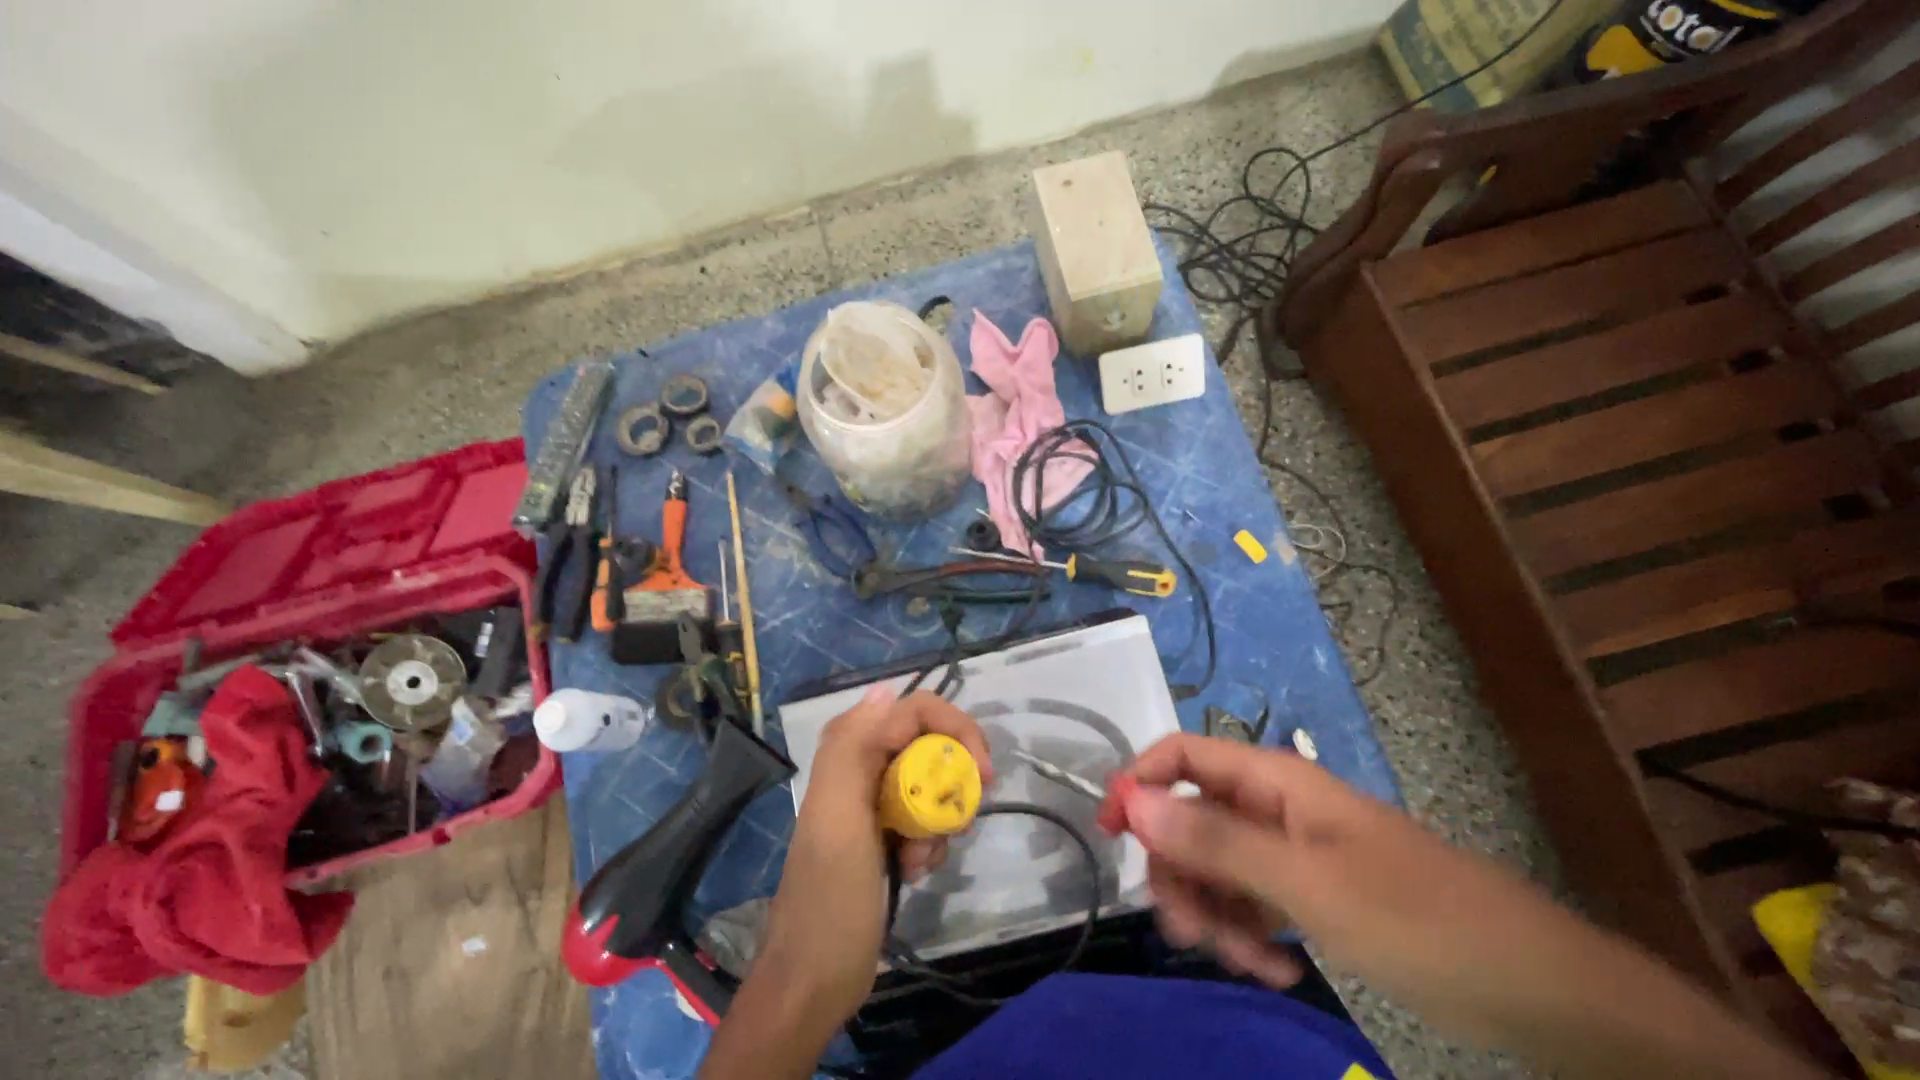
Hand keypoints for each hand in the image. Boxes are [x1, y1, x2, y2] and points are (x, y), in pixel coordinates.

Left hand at [757, 686, 993, 1022]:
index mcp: (847, 754)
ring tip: (918, 860)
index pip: (914, 711)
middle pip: (929, 747)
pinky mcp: (885, 840)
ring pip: (933, 787)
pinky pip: (926, 823)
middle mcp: (860, 771)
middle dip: (950, 783)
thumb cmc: (831, 897)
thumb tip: (885, 689)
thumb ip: (852, 748)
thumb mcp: (838, 818)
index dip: (955, 730)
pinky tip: (914, 873)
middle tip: (958, 820)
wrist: (816, 976)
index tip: (984, 772)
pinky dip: (931, 846)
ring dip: (939, 823)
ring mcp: (874, 807)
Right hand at [1099, 733, 1548, 1006]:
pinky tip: (1279, 971)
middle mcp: (1275, 808)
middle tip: (1193, 932)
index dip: (1139, 783)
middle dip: (1182, 875)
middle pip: (1190, 821)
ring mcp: (1292, 854)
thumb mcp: (1306, 882)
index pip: (1182, 755)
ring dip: (1217, 916)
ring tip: (1253, 964)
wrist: (1527, 983)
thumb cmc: (1416, 917)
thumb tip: (1130, 802)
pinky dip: (1250, 936)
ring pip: (1216, 870)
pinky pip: (1251, 904)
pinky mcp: (1310, 897)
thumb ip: (1215, 840)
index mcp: (1275, 781)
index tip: (1110, 838)